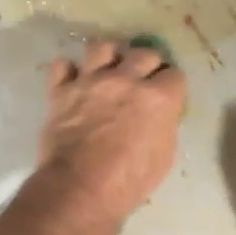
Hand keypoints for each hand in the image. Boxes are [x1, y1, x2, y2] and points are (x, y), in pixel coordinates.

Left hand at [40, 39, 185, 221]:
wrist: (80, 187)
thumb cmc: (129, 181)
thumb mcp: (164, 159)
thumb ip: (164, 128)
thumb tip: (159, 118)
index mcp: (157, 98)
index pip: (175, 75)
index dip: (172, 86)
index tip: (169, 96)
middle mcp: (126, 80)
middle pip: (143, 53)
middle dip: (147, 65)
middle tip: (142, 80)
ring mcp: (90, 81)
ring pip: (102, 47)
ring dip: (108, 57)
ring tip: (108, 71)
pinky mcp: (61, 90)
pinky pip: (61, 65)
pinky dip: (68, 72)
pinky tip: (73, 82)